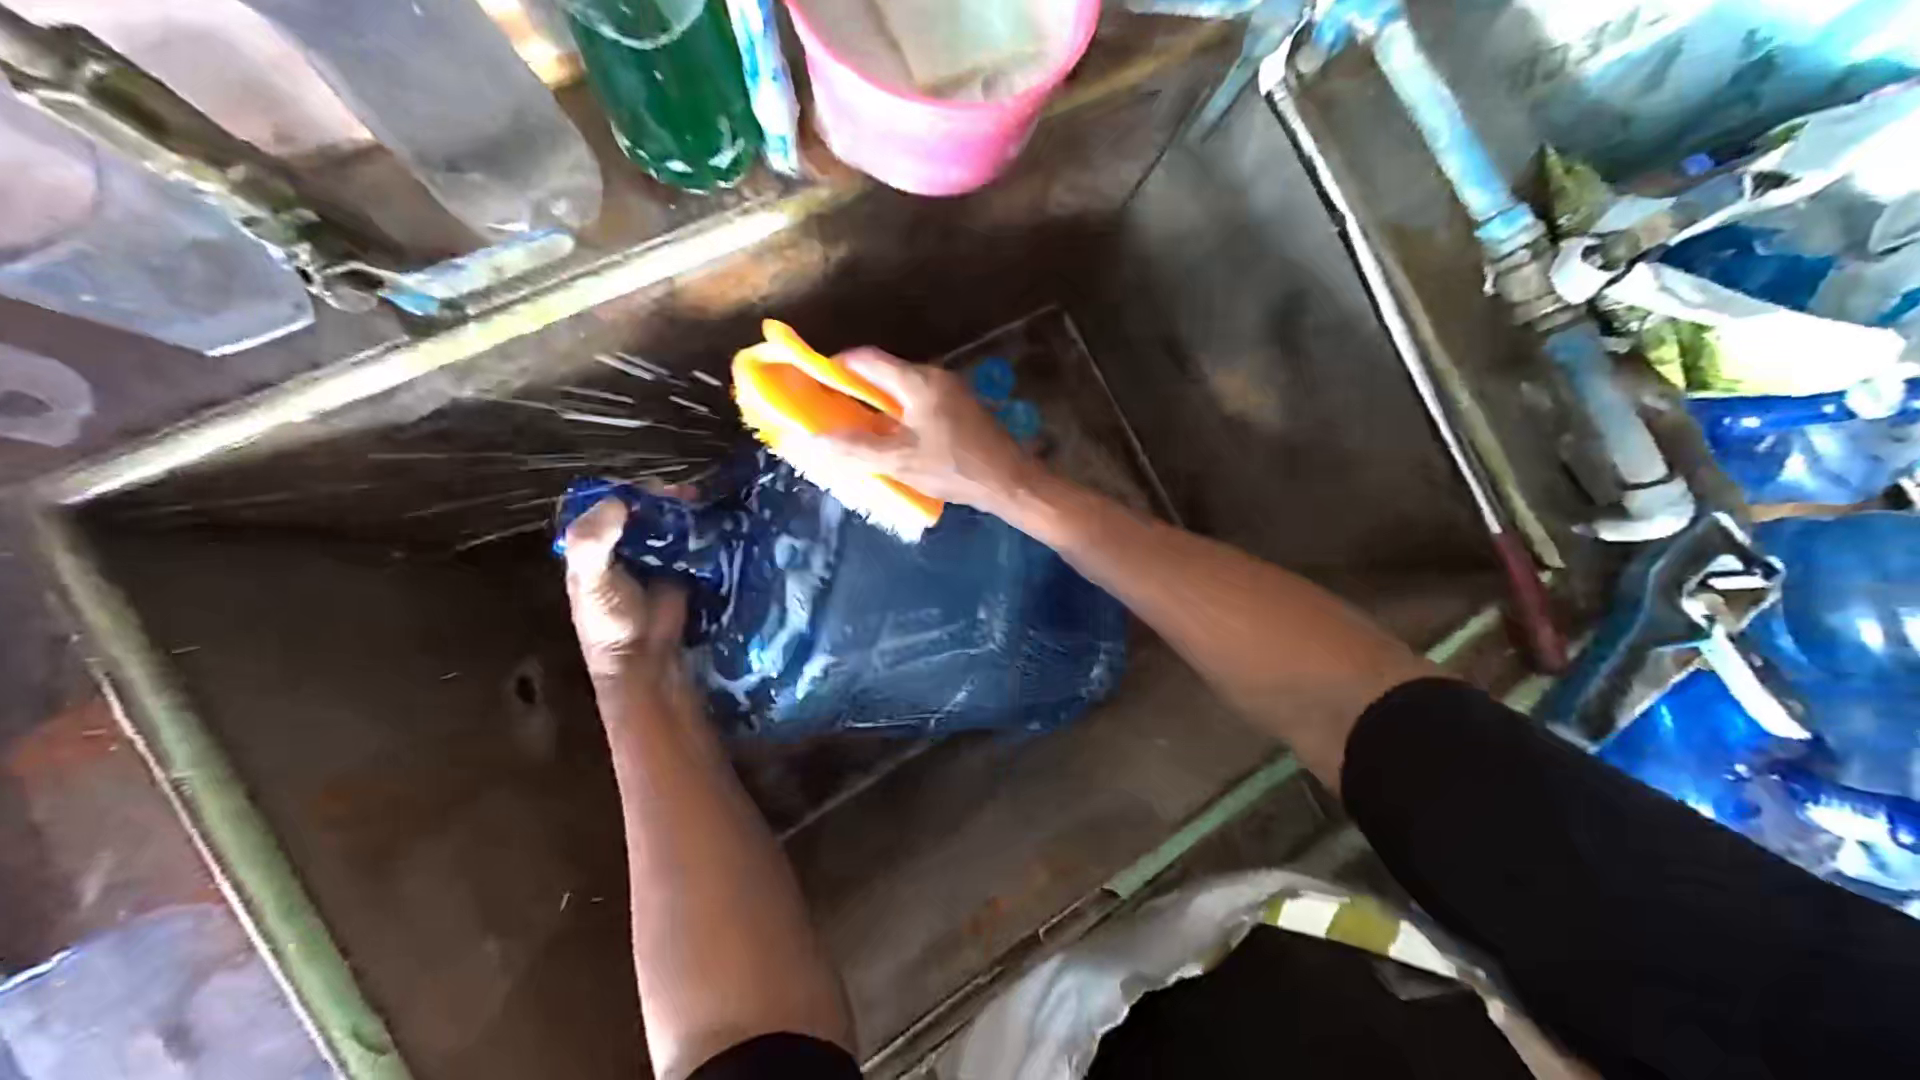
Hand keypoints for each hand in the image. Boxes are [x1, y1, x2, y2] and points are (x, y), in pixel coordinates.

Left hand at [563, 496, 688, 683]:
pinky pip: (694, 540)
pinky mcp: (686, 567)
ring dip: (687, 511)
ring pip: (672, 521)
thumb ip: (593, 539)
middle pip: (647, 508)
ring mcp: (659, 554)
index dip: (631, 490)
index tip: (653, 488)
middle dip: (665, 497)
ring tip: (701, 505)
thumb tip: (620, 501)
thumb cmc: (609, 620)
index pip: (612, 502)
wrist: (644, 658)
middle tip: (685, 495)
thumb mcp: (589, 578)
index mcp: (597, 541)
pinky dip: (703, 529)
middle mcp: (628, 542)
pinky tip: (713, 521)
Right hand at [810, 348, 1040, 514]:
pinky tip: (895, 435)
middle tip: (834, 406)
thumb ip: (856, 449)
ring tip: (859, 424)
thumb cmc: (954, 468)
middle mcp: (935, 377)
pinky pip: (921, 399)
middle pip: (886, 371)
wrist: (1010, 480)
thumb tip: (816, 439)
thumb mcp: (900, 462)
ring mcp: (952, 390)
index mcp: (918, 382)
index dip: (838, 364)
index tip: (817, 378)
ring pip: (904, 387)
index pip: (868, 359)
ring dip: (879, 401)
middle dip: (857, 386)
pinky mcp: (962, 406)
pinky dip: (900, 410)